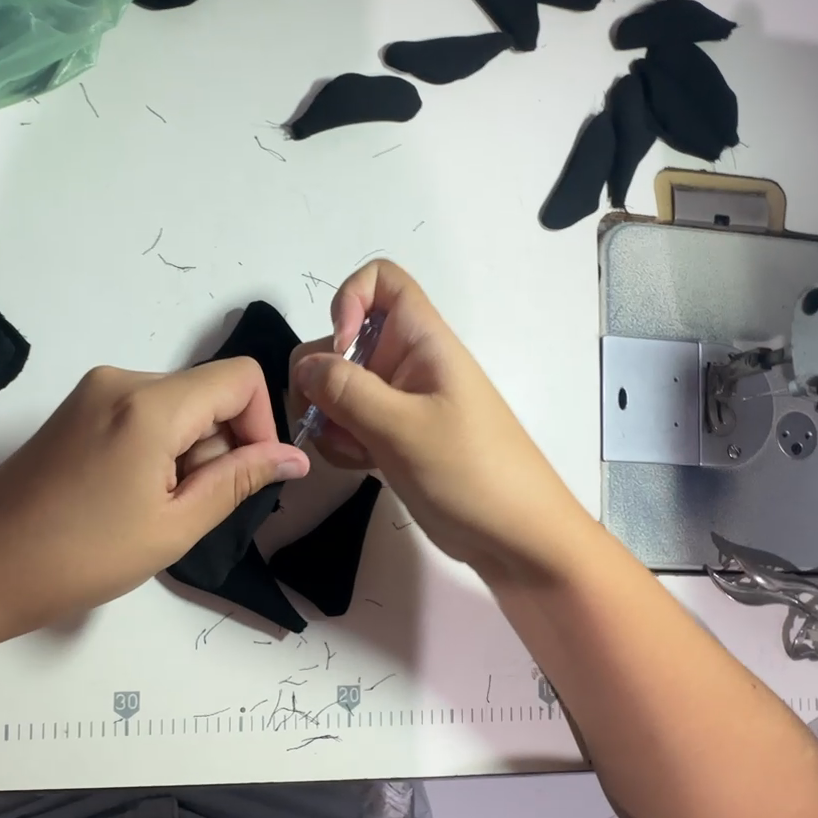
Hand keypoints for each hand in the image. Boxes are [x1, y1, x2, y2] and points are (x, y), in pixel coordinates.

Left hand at [0, 360, 309, 644]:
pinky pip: (142, 415)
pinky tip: (129, 497)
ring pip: (176, 406)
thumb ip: (239, 481)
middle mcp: (120, 380)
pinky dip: (156, 449)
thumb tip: (294, 456)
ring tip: (151, 510)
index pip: (240, 378)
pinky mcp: (75, 411)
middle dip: (219, 446)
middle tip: (186, 509)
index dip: (261, 426)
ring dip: (186, 452)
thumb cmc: (82, 557)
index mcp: (149, 403)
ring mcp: (92, 392)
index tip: (245, 479)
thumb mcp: (175, 526)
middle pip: (206, 392)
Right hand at [289, 260, 582, 577]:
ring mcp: (396, 402)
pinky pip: (348, 423)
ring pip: (337, 388)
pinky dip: (342, 441)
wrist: (512, 536)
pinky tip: (359, 465)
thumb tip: (305, 367)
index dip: (349, 300)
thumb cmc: (470, 472)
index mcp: (422, 341)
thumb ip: (347, 390)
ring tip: (352, 452)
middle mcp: (404, 363)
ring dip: (328, 417)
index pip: (380, 281)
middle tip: (325, 421)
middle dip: (321, 378)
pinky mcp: (390, 437)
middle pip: (342, 342)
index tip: (340, 348)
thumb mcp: (403, 428)